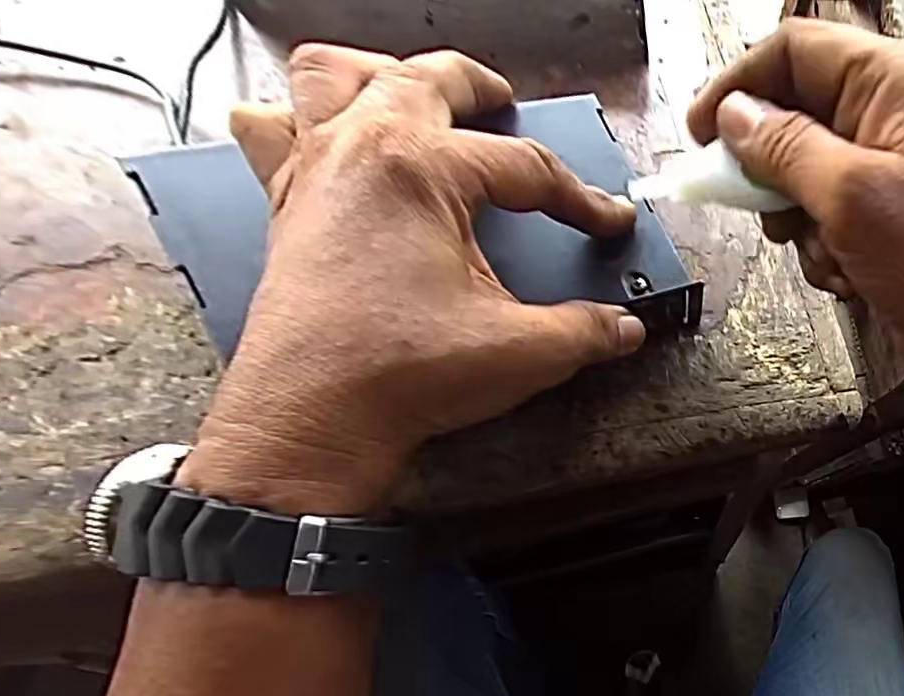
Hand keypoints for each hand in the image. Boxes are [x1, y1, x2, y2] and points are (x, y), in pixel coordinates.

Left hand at [177, 45, 647, 516]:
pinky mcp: (289, 209)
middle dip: (475, 87)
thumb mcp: (530, 350)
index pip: (527, 168)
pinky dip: (303, 117)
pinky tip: (331, 141)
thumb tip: (627, 327)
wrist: (321, 411)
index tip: (613, 222)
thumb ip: (590, 331)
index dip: (584, 197)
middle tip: (509, 103)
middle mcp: (356, 153)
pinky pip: (276, 128)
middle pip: (419, 80)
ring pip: (330, 78)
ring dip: (382, 75)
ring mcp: (311, 175)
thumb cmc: (408, 370)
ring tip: (416, 94)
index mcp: (418, 171)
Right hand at [686, 19, 903, 364]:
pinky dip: (821, 250)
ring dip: (799, 225)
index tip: (704, 132)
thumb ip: (783, 147)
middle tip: (763, 211)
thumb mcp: (847, 194)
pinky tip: (847, 274)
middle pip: (791, 120)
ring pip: (799, 177)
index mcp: (891, 83)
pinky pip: (820, 218)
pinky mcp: (875, 215)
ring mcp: (880, 170)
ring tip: (828, 253)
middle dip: (773, 177)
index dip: (740, 88)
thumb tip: (735, 117)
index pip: (794, 52)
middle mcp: (886, 118)